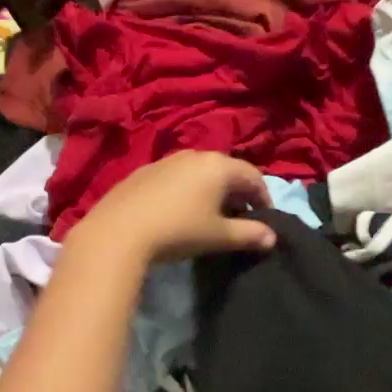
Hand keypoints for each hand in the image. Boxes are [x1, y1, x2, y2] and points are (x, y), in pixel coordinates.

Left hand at [69, 151, 275, 264]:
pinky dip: (188, 191)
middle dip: (238, 193)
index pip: (253, 175)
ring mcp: (166, 161)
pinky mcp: (144, 172)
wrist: (118, 232)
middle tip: (241, 218)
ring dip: (212, 191)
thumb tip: (272, 237)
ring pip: (200, 173)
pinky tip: (181, 212)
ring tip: (211, 216)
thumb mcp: (219, 236)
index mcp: (218, 165)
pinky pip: (177, 178)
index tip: (265, 219)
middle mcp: (194, 155)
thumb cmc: (179, 231)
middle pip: (226, 171)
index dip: (264, 197)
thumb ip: (249, 234)